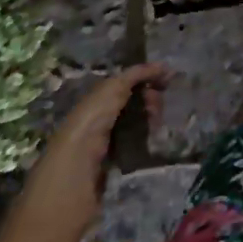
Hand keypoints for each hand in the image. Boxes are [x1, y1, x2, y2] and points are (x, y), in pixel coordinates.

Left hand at [23, 62, 167, 225]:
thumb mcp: (110, 91)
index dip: (145, 78)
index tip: (168, 80)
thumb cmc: (90, 125)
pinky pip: (131, 146)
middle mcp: (97, 115)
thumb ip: (134, 76)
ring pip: (132, 123)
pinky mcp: (109, 165)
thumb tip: (162, 66)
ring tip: (157, 126)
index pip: (124, 81)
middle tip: (159, 108)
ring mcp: (102, 141)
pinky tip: (152, 143)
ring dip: (148, 120)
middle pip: (130, 102)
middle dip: (149, 99)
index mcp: (94, 97)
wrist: (74, 175)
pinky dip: (143, 142)